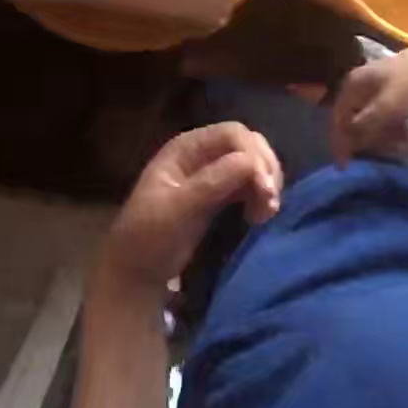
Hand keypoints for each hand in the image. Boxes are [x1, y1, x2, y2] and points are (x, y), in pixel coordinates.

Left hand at [98, 123, 281, 294]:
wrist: (137, 273)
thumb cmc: (148, 238)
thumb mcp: (175, 211)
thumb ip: (210, 184)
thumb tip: (250, 163)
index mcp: (184, 148)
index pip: (232, 134)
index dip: (254, 156)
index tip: (265, 191)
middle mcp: (200, 153)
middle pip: (248, 144)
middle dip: (265, 169)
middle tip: (270, 204)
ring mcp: (211, 174)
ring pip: (253, 164)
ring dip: (267, 183)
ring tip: (266, 213)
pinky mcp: (220, 196)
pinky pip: (250, 184)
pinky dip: (262, 195)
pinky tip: (261, 215)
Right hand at [330, 41, 407, 166]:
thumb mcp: (388, 106)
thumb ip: (364, 124)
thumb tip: (345, 141)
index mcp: (356, 79)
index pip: (338, 114)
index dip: (339, 140)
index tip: (344, 165)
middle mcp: (366, 75)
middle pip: (355, 112)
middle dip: (361, 135)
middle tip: (372, 154)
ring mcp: (388, 77)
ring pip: (374, 110)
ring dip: (380, 130)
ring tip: (394, 145)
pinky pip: (392, 107)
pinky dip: (394, 122)